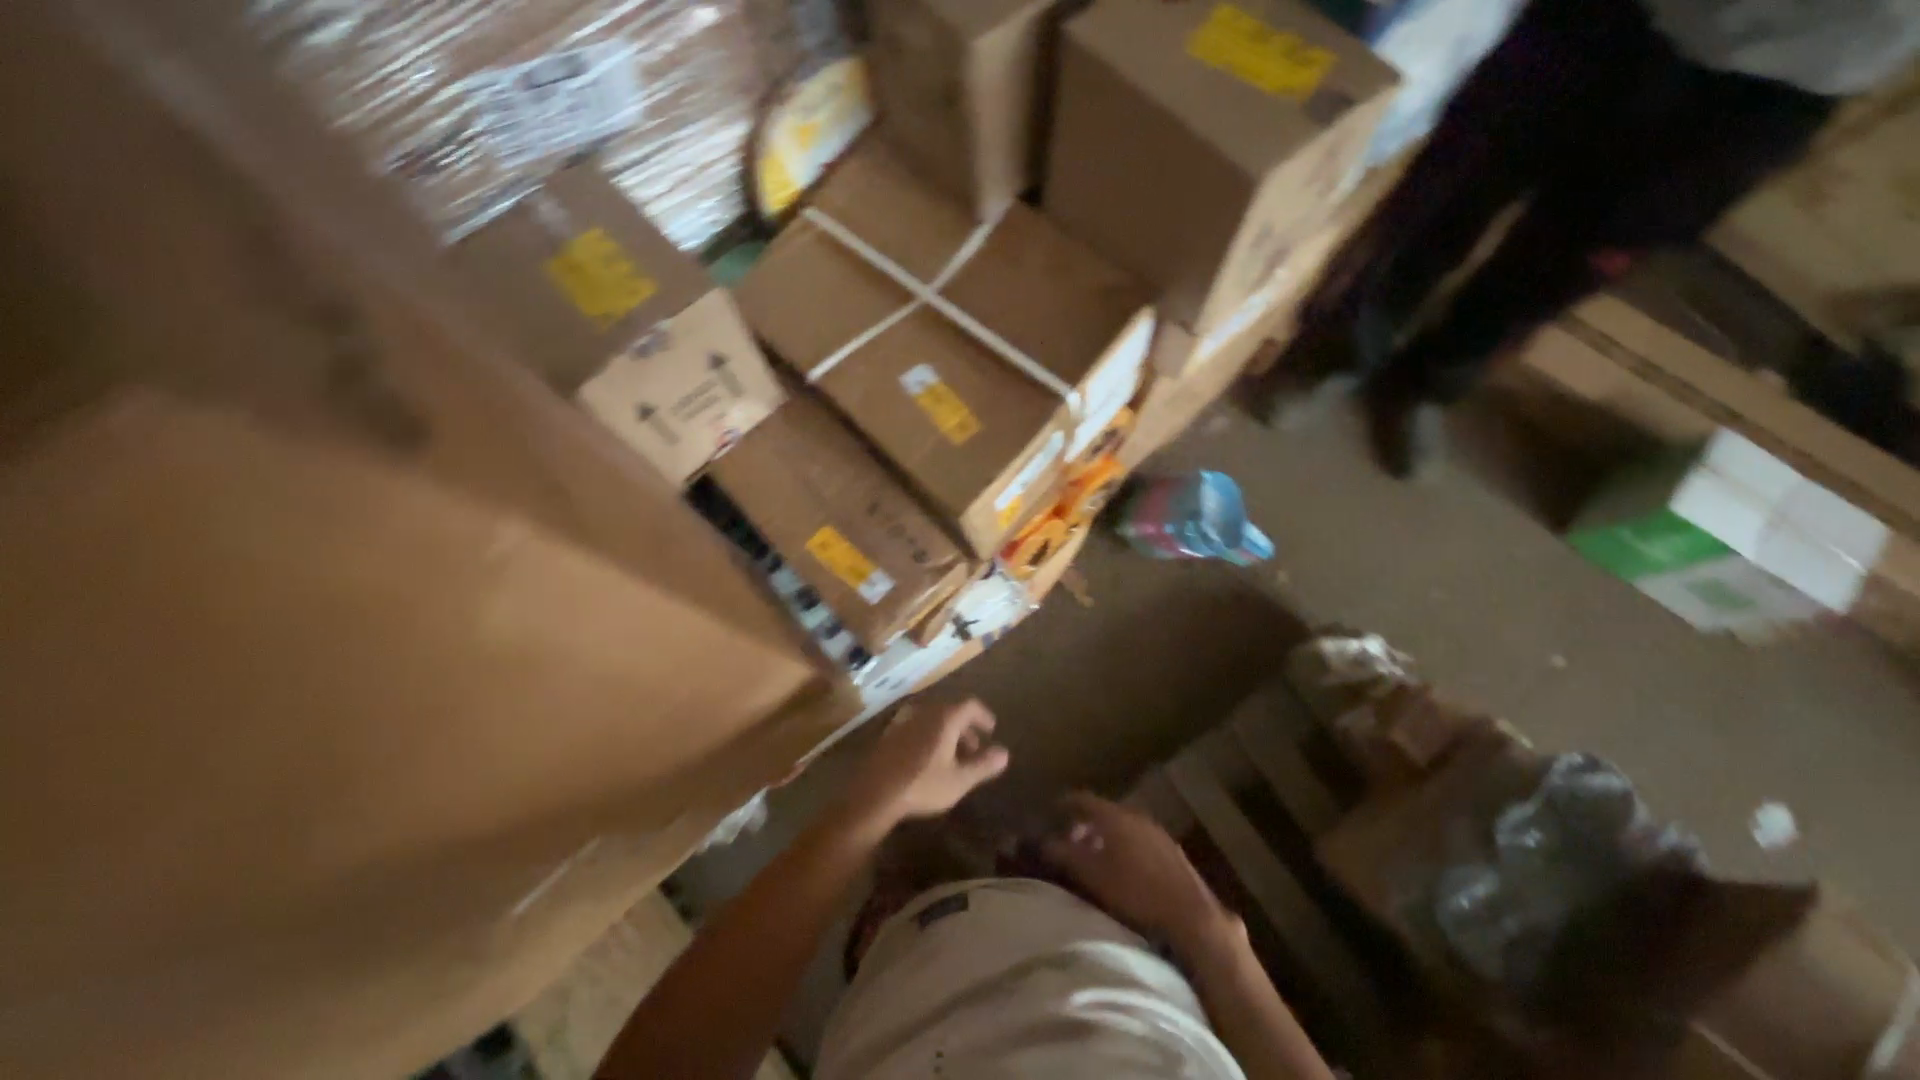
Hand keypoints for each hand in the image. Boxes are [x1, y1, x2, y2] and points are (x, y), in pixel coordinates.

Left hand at [841, 699, 1009, 830]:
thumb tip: (1004, 753)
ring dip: (946, 732)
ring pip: (932, 719)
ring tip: (951, 755)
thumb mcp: (959, 780)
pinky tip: (927, 758)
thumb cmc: (922, 785)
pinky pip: (915, 727)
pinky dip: (928, 736)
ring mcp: (903, 721)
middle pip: (950, 711)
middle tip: (973, 748)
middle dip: (965, 728)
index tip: (991, 730)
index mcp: (944, 718)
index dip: (983, 716)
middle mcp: (924, 712)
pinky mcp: (888, 734)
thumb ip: (983, 765)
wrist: (874, 794)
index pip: (970, 705)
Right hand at [1043, 792, 1237, 951]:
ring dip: (1104, 839)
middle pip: (1103, 813)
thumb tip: (1042, 842)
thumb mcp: (1090, 874)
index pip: (1082, 799)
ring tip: (1091, 860)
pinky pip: (1139, 842)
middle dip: (1083, 826)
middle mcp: (1138, 817)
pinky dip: (1123, 849)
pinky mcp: (1172, 854)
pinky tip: (1121, 872)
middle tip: (1067, 843)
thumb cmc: (1134, 891)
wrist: (1190, 916)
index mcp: (1115, 816)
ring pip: (1123, 828)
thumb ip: (1063, 854)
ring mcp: (1158, 834)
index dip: (1062, 805)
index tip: (1048, 815)